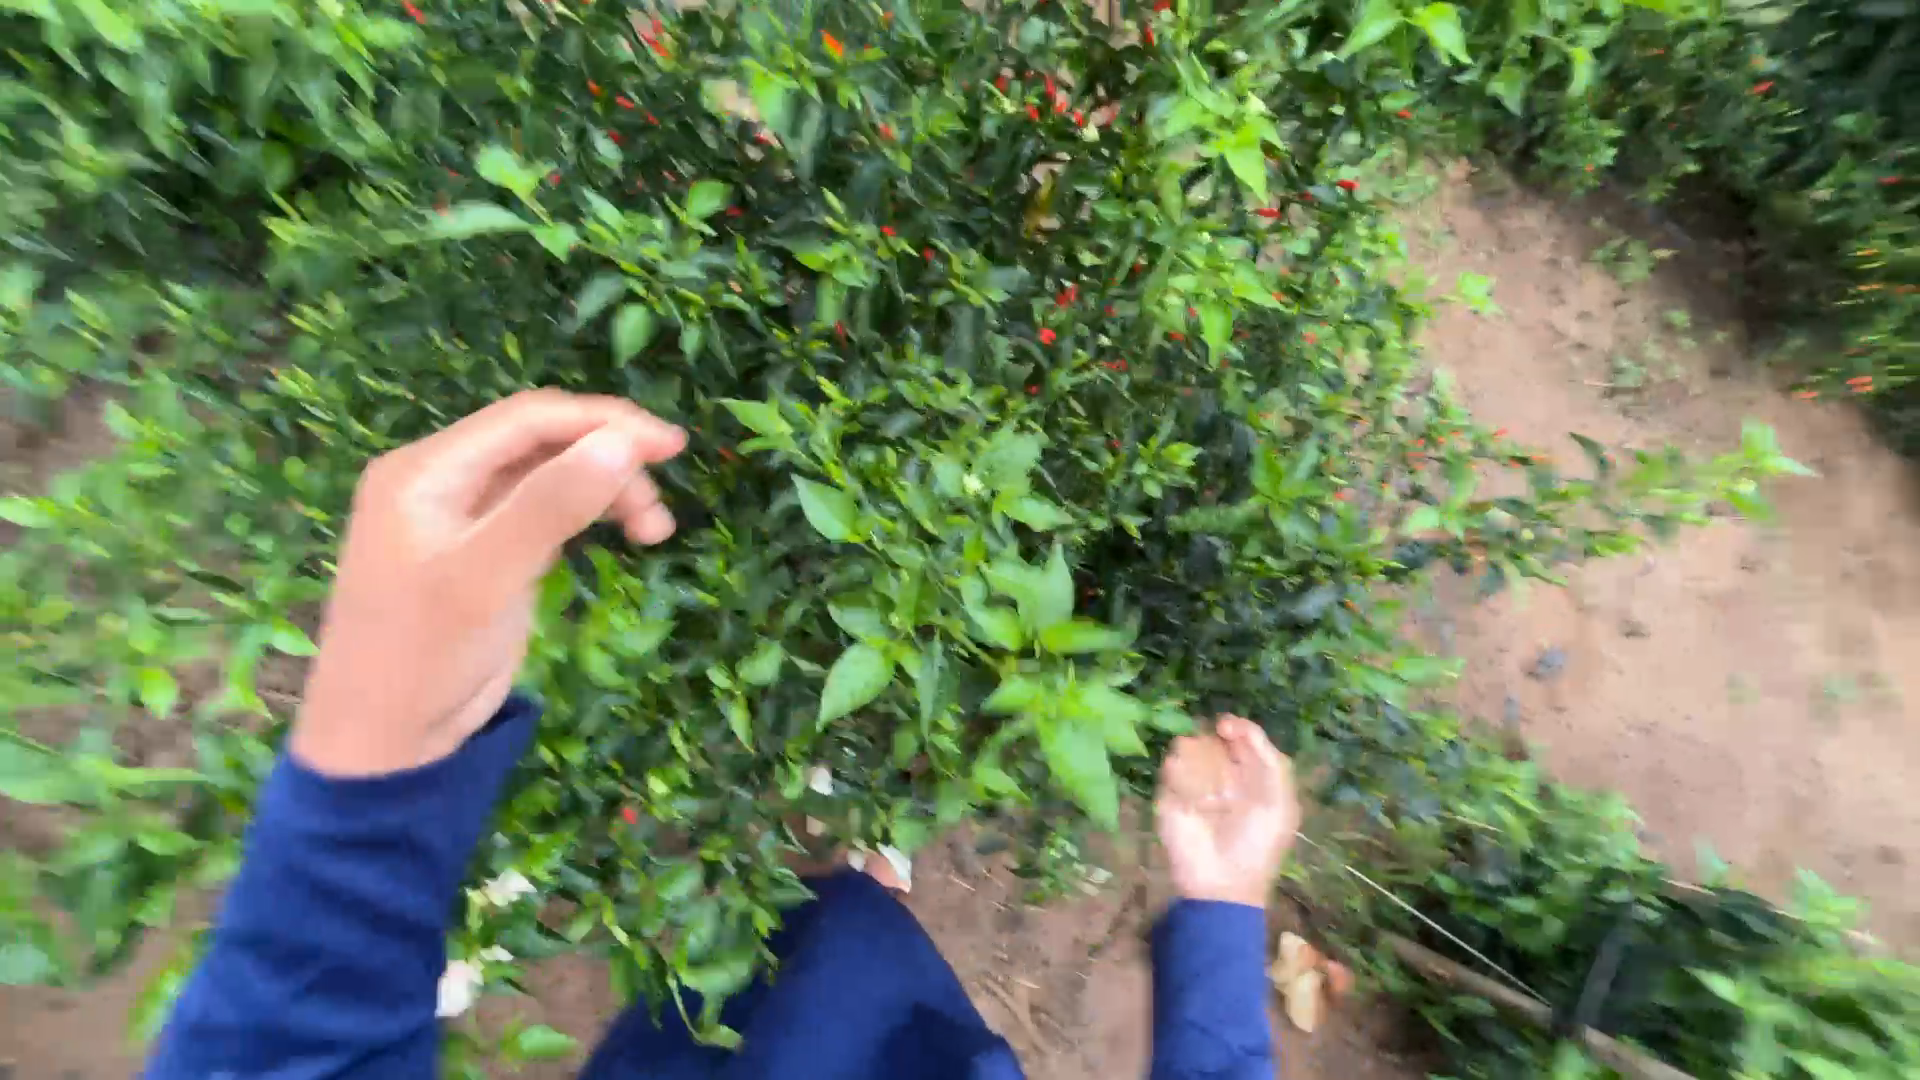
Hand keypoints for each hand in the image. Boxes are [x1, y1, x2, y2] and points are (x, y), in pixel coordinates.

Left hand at [290, 390, 686, 775]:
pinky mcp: (494, 549)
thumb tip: (623, 443)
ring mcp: (470, 515)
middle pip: (547, 443)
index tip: (673, 447)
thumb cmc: (424, 652)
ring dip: (610, 493)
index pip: (530, 418)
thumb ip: (552, 504)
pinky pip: (553, 511)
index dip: (606, 423)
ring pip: (557, 477)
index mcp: (428, 469)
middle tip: (661, 508)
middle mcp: (447, 480)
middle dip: (612, 462)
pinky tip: (626, 536)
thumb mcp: (488, 575)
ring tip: (655, 533)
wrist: (387, 736)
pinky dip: (594, 516)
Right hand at [1155, 714, 1299, 908]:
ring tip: (1210, 793)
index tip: (1225, 726)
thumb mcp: (1280, 804)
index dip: (1235, 727)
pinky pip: (1171, 771)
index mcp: (1249, 775)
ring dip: (1198, 763)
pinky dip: (1182, 778)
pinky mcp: (1169, 795)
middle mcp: (1219, 775)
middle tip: (1217, 763)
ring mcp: (1192, 784)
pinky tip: (1194, 801)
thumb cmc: (1257, 845)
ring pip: (1187, 749)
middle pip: (1211, 739)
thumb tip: (1239, 728)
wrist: (1222, 882)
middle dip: (1213, 745)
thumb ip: (1271, 762)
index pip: (1239, 738)